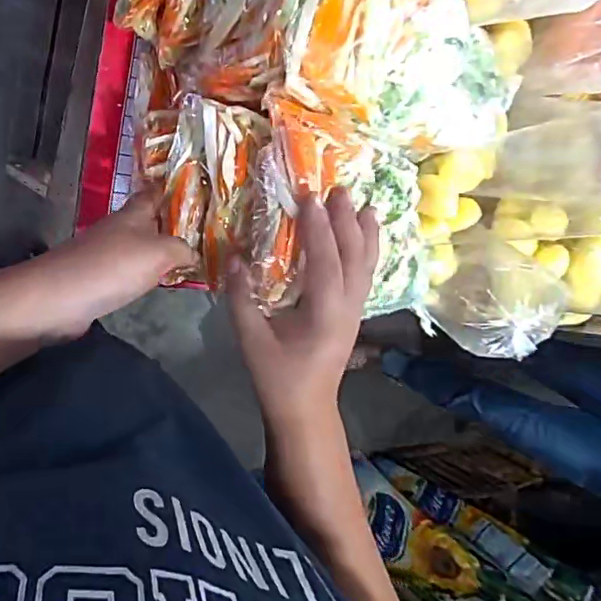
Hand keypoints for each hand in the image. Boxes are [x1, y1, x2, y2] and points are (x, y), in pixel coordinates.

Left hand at [32, 193, 193, 339]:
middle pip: (148, 220)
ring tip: (188, 259)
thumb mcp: (159, 252)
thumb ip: (181, 249)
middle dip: (171, 223)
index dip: (174, 189)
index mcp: (133, 214)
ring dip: (159, 250)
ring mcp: (104, 253)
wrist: (60, 297)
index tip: (198, 191)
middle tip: (203, 232)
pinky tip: (156, 283)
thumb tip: (195, 252)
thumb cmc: (112, 266)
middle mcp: (118, 228)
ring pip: (139, 245)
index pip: (155, 192)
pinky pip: (127, 270)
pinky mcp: (96, 277)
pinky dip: (144, 273)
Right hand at [227, 189, 379, 425]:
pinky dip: (366, 251)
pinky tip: (365, 238)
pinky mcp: (353, 315)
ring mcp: (355, 312)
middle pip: (354, 259)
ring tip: (366, 206)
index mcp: (324, 314)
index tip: (310, 197)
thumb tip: (233, 257)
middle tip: (340, 190)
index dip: (319, 229)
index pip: (325, 263)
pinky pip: (365, 275)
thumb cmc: (276, 376)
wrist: (305, 410)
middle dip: (347, 222)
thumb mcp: (251, 338)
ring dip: (364, 234)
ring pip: (366, 266)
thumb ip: (242, 297)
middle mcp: (347, 308)